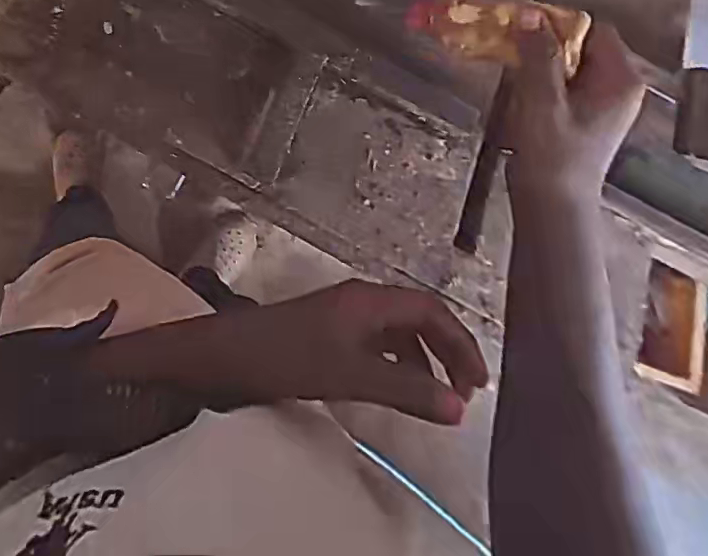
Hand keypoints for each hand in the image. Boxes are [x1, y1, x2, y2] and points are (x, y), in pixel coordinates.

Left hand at [94, 280, 488, 424]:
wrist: (227, 353)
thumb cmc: (288, 357)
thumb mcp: (352, 376)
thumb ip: (406, 390)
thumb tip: (460, 408)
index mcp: (367, 300)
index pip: (429, 309)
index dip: (460, 342)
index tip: (479, 384)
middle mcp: (357, 299)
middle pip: (416, 316)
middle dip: (445, 349)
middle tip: (464, 394)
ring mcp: (339, 313)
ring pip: (395, 330)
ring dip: (420, 359)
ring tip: (434, 397)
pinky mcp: (324, 330)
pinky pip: (374, 341)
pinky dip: (394, 363)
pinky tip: (394, 388)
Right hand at [504, 19, 645, 196]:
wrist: (551, 199)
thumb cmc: (551, 150)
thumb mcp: (541, 98)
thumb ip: (538, 55)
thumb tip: (529, 15)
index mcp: (620, 79)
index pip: (594, 29)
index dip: (558, 21)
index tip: (521, 21)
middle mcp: (618, 86)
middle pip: (582, 45)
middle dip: (544, 38)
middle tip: (507, 36)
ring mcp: (601, 102)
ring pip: (569, 63)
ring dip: (538, 57)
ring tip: (506, 56)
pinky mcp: (582, 114)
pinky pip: (563, 81)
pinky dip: (540, 75)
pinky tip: (516, 81)